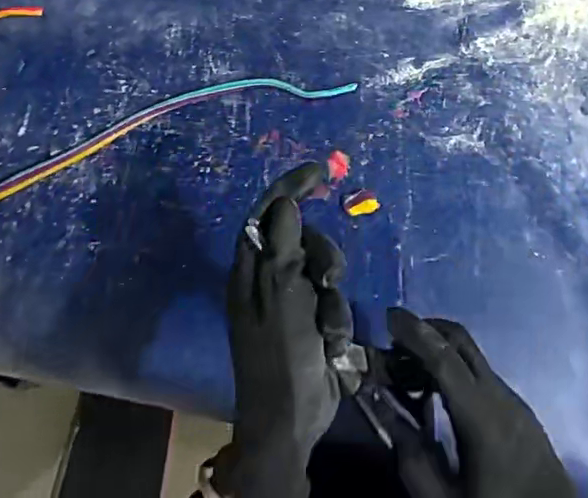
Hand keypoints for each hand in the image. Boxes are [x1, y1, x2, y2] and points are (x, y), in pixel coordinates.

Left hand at [213, 163, 352, 497]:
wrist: (292, 417)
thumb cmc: (280, 352)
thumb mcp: (282, 292)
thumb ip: (283, 243)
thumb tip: (285, 200)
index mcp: (251, 267)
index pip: (269, 211)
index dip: (292, 185)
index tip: (321, 169)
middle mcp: (269, 277)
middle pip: (305, 238)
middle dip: (323, 256)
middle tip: (329, 279)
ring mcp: (291, 300)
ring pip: (324, 269)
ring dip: (333, 298)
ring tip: (328, 328)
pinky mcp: (312, 319)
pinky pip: (333, 299)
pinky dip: (337, 318)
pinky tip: (332, 343)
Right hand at [383, 308, 573, 497]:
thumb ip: (411, 454)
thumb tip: (381, 408)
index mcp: (482, 415)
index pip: (444, 357)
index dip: (414, 332)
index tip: (389, 316)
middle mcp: (501, 395)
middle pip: (462, 342)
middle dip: (426, 330)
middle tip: (394, 339)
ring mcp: (514, 401)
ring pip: (472, 358)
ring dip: (440, 351)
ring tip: (409, 368)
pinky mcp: (520, 411)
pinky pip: (483, 376)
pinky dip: (456, 371)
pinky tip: (439, 393)